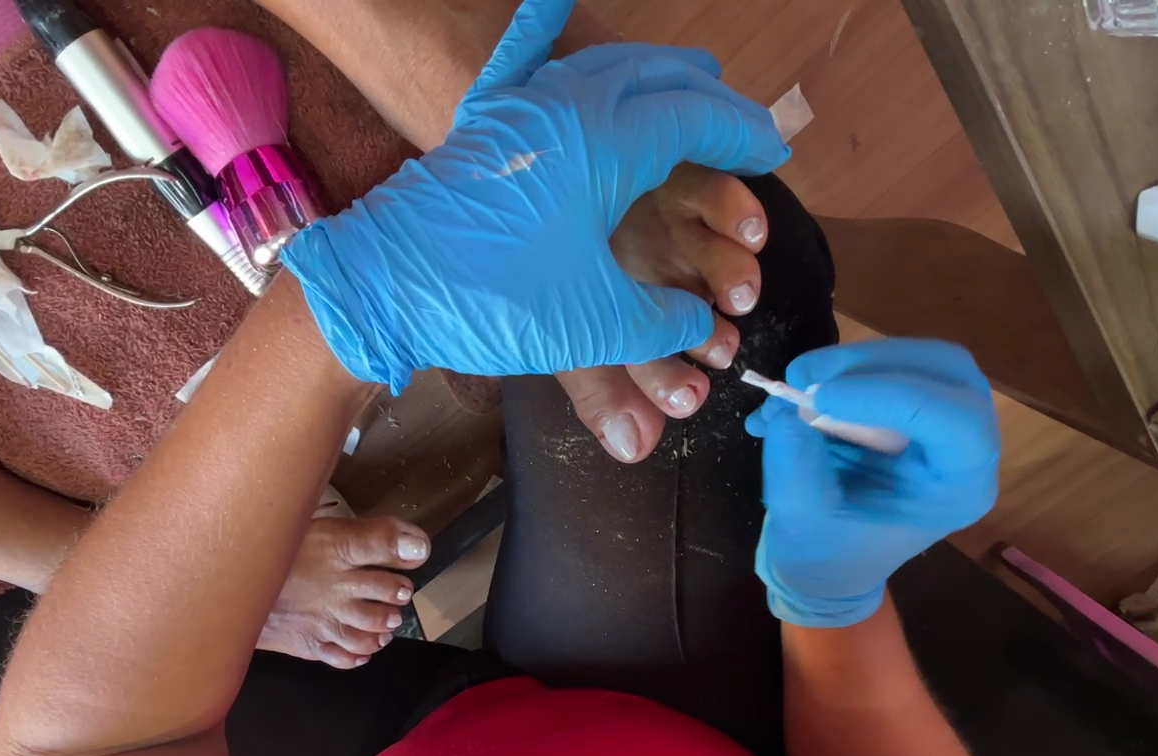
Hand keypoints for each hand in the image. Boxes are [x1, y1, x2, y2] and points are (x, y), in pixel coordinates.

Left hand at [283, 0, 789, 391]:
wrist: (385, 290)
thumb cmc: (494, 302)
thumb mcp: (594, 325)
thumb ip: (662, 322)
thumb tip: (698, 324)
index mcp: (606, 141)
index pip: (696, 120)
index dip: (742, 136)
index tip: (773, 153)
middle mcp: (567, 103)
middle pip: (658, 76)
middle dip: (707, 100)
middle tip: (738, 127)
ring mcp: (519, 106)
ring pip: (604, 64)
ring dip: (652, 76)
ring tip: (682, 94)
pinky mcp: (482, 125)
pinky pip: (526, 57)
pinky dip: (551, 29)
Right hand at [561, 163, 769, 461]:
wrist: (539, 155)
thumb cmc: (546, 245)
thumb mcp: (564, 325)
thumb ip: (597, 389)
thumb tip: (631, 453)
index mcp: (612, 316)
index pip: (644, 359)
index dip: (667, 382)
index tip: (688, 400)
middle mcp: (646, 279)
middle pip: (688, 312)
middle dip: (707, 336)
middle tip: (720, 351)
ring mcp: (669, 227)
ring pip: (713, 256)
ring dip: (731, 279)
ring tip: (740, 295)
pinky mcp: (685, 172)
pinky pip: (720, 192)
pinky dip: (740, 214)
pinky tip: (752, 233)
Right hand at [745, 339, 999, 626]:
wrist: (823, 564)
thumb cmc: (822, 555)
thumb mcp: (800, 519)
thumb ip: (794, 466)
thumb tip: (786, 411)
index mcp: (957, 488)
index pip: (954, 419)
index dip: (890, 395)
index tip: (820, 398)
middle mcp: (963, 447)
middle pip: (943, 370)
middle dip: (868, 364)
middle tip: (803, 376)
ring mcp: (939, 421)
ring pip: (913, 358)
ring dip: (846, 363)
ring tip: (790, 386)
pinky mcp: (908, 406)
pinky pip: (881, 366)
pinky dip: (833, 371)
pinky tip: (792, 394)